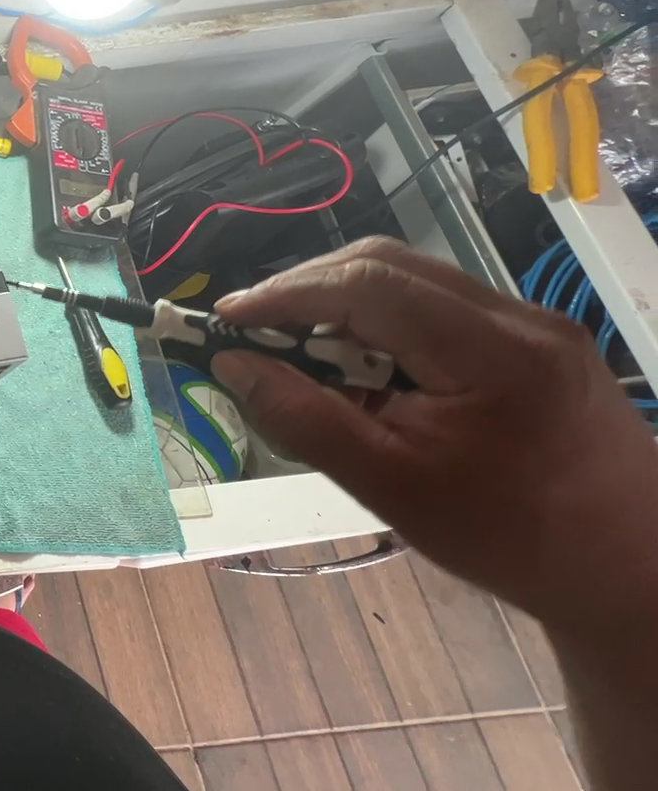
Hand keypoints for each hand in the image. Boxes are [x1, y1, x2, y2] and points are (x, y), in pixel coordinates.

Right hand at [210, 237, 657, 627]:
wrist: (638, 575)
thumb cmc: (510, 537)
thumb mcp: (386, 484)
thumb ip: (300, 417)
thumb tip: (229, 363)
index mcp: (494, 353)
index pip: (366, 286)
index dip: (283, 293)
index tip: (224, 318)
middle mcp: (519, 320)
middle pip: (384, 265)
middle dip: (302, 287)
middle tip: (248, 326)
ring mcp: (531, 326)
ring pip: (405, 277)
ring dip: (333, 299)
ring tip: (287, 342)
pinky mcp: (529, 341)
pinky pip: (429, 304)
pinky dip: (370, 317)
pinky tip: (347, 357)